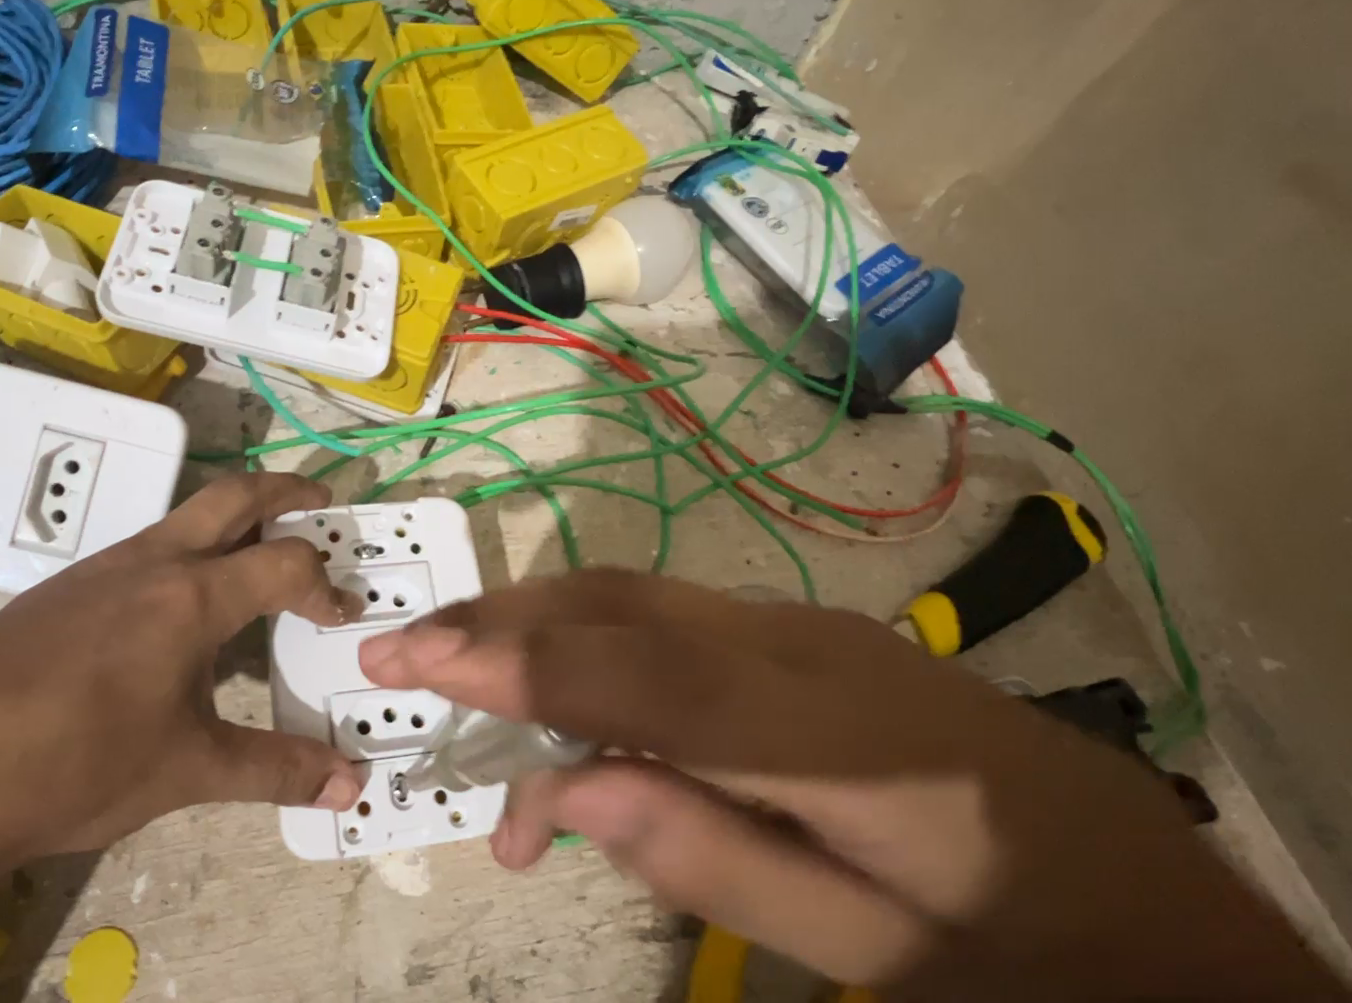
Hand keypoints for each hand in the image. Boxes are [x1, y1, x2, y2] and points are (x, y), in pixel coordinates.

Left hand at [0, 471, 364, 865]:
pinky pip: (140, 555)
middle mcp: (148, 564)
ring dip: (229, 524)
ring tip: (256, 558)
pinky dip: (183, 559)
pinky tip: (174, 616)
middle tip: (321, 500)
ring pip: (180, 521)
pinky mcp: (61, 595)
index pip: (285, 565)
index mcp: (190, 596)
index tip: (343, 617)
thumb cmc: (74, 763)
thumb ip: (274, 771)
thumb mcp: (186, 771)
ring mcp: (97, 572)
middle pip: (232, 497)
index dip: (325, 587)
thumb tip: (350, 787)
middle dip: (284, 491)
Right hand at [359, 570, 1342, 1001]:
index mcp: (844, 732)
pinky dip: (585, 662)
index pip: (653, 675)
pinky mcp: (793, 645)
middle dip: (500, 622)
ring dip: (531, 639)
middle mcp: (807, 649)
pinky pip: (663, 633)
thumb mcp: (882, 957)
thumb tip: (574, 791)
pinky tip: (560, 738)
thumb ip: (722, 864)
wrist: (1164, 913)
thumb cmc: (1028, 955)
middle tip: (397, 653)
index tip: (420, 660)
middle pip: (625, 606)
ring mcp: (801, 634)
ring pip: (633, 603)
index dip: (529, 664)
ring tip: (457, 705)